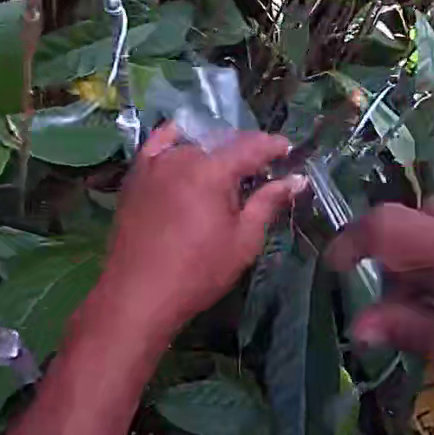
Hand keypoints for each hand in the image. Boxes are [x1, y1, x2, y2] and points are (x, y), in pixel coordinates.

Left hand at [98, 123, 304, 334]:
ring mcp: (156, 164)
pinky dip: (177, 138)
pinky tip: (186, 141)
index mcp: (212, 171)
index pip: (251, 146)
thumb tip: (296, 179)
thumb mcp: (243, 240)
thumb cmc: (197, 272)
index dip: (273, 145)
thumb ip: (268, 202)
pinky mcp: (136, 176)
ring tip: (228, 166)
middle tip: (263, 167)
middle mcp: (183, 157)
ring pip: (195, 142)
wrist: (136, 297)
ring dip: (216, 148)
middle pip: (223, 140)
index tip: (289, 149)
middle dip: (247, 149)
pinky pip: (159, 143)